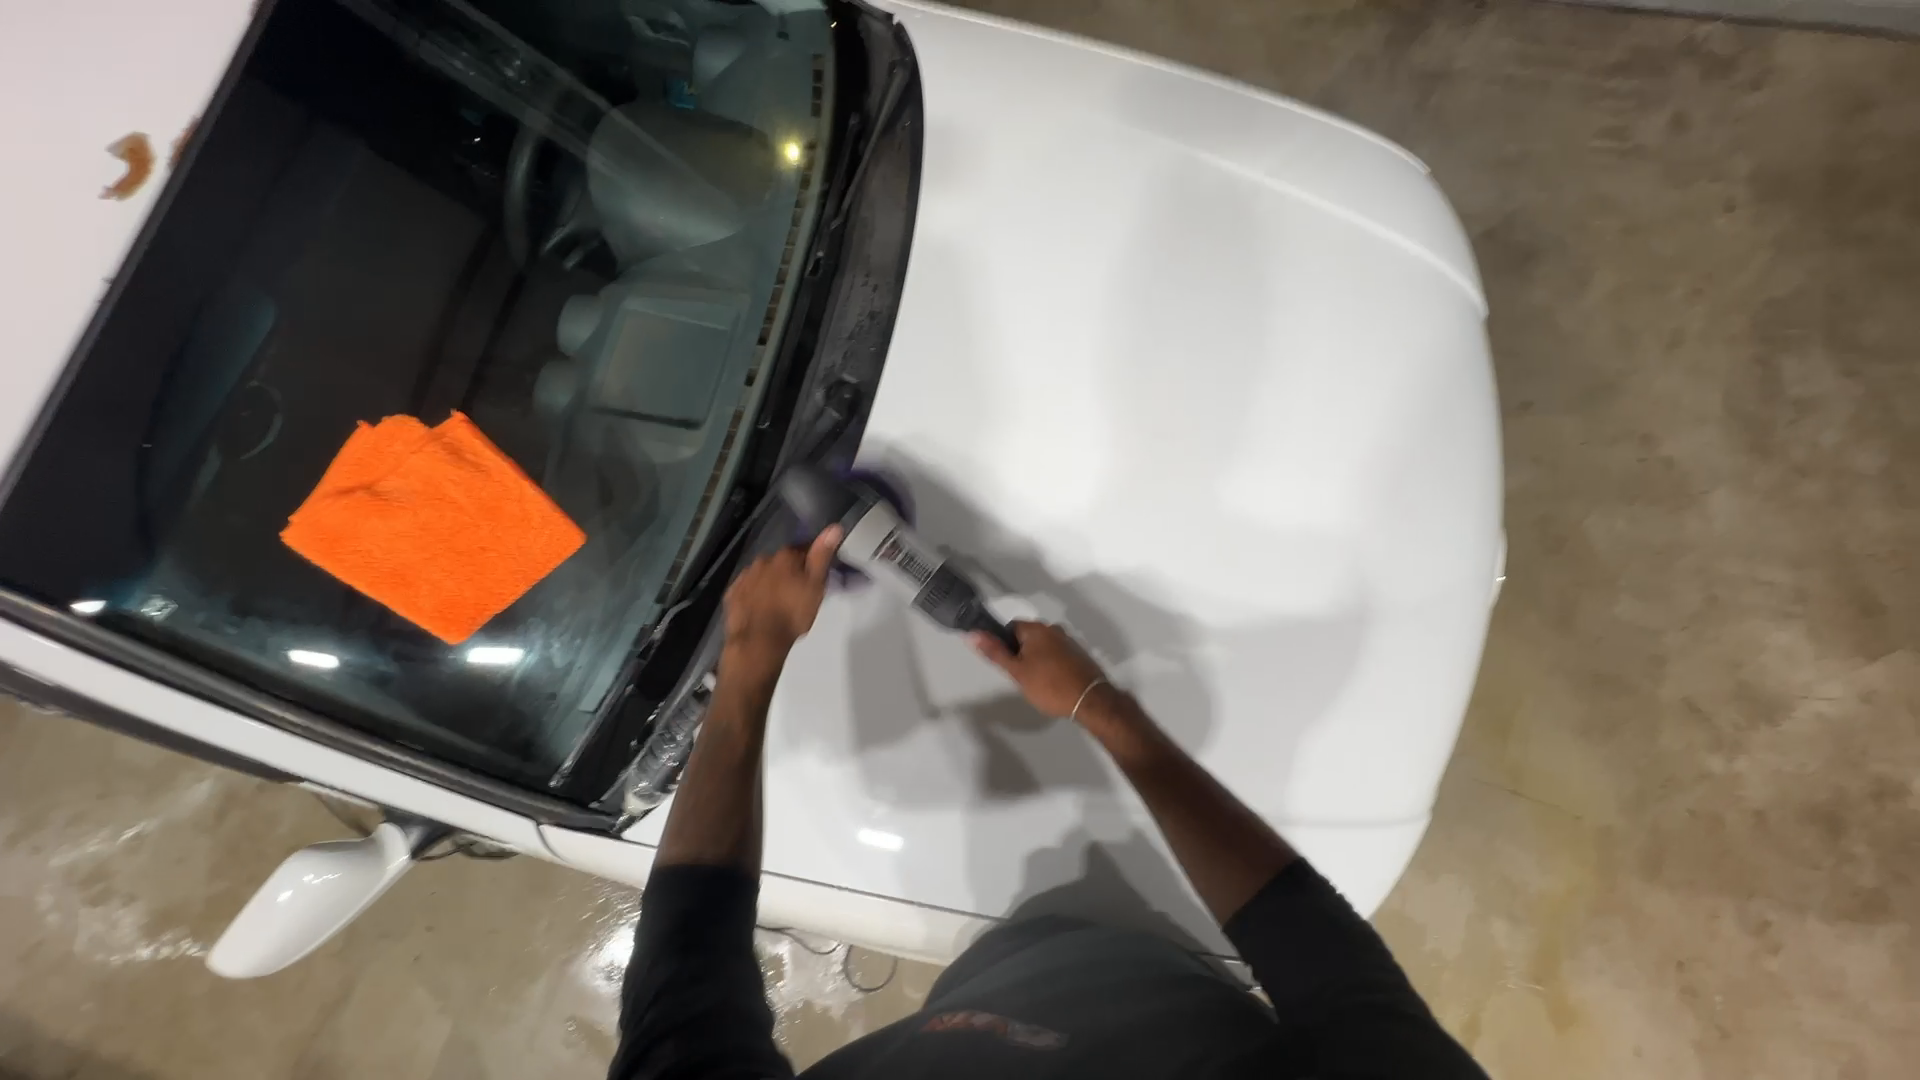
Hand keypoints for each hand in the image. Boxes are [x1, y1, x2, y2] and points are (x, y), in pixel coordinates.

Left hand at [722, 526, 842, 676]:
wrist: (759, 640)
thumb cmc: (793, 613)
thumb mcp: (816, 585)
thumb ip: (822, 556)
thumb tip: (834, 527)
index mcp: (785, 557)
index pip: (804, 549)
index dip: (813, 560)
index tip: (818, 574)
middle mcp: (763, 560)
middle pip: (782, 562)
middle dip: (790, 571)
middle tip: (800, 592)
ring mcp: (745, 577)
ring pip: (763, 574)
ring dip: (772, 582)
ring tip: (780, 602)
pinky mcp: (732, 594)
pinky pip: (748, 588)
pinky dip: (755, 594)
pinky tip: (761, 608)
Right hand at [970, 621, 1111, 720]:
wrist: (1090, 700)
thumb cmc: (1049, 685)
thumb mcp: (1017, 672)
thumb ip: (995, 652)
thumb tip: (972, 634)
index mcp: (1037, 628)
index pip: (1011, 627)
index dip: (1005, 644)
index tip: (1008, 664)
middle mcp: (1054, 629)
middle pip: (1028, 637)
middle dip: (1022, 654)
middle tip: (1023, 677)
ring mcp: (1070, 640)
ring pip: (1044, 647)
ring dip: (1038, 660)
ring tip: (1040, 683)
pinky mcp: (1080, 654)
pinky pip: (1059, 654)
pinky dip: (1053, 665)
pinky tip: (1055, 683)